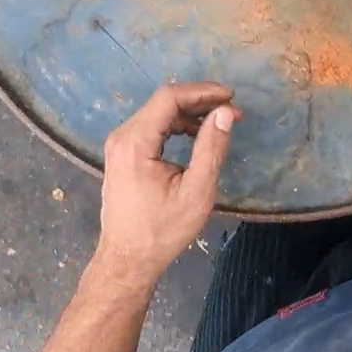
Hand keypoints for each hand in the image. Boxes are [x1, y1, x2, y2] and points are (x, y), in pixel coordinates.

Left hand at [96, 83, 237, 285]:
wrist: (128, 260)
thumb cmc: (162, 230)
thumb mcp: (196, 191)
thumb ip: (211, 148)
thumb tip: (226, 113)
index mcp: (135, 142)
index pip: (169, 98)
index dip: (202, 92)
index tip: (230, 97)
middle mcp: (122, 136)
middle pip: (163, 103)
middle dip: (199, 101)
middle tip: (231, 112)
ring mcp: (119, 145)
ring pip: (158, 114)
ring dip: (189, 114)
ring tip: (219, 124)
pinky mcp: (123, 155)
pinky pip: (152, 128)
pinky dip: (176, 126)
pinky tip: (196, 136)